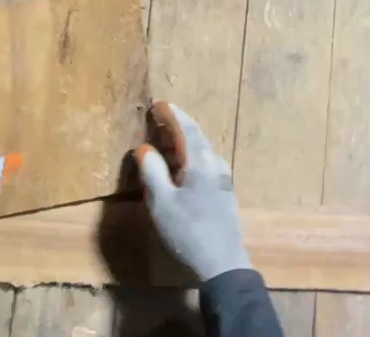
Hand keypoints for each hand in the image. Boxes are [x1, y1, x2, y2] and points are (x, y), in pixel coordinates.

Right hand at [132, 102, 252, 280]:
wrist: (224, 265)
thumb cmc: (189, 231)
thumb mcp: (162, 203)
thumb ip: (152, 171)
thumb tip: (145, 148)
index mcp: (201, 160)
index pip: (186, 127)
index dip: (171, 114)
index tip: (158, 104)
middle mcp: (215, 162)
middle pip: (196, 134)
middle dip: (178, 124)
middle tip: (159, 117)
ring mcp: (223, 176)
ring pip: (202, 148)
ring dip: (184, 140)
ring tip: (165, 139)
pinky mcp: (224, 190)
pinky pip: (206, 161)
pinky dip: (191, 154)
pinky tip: (180, 165)